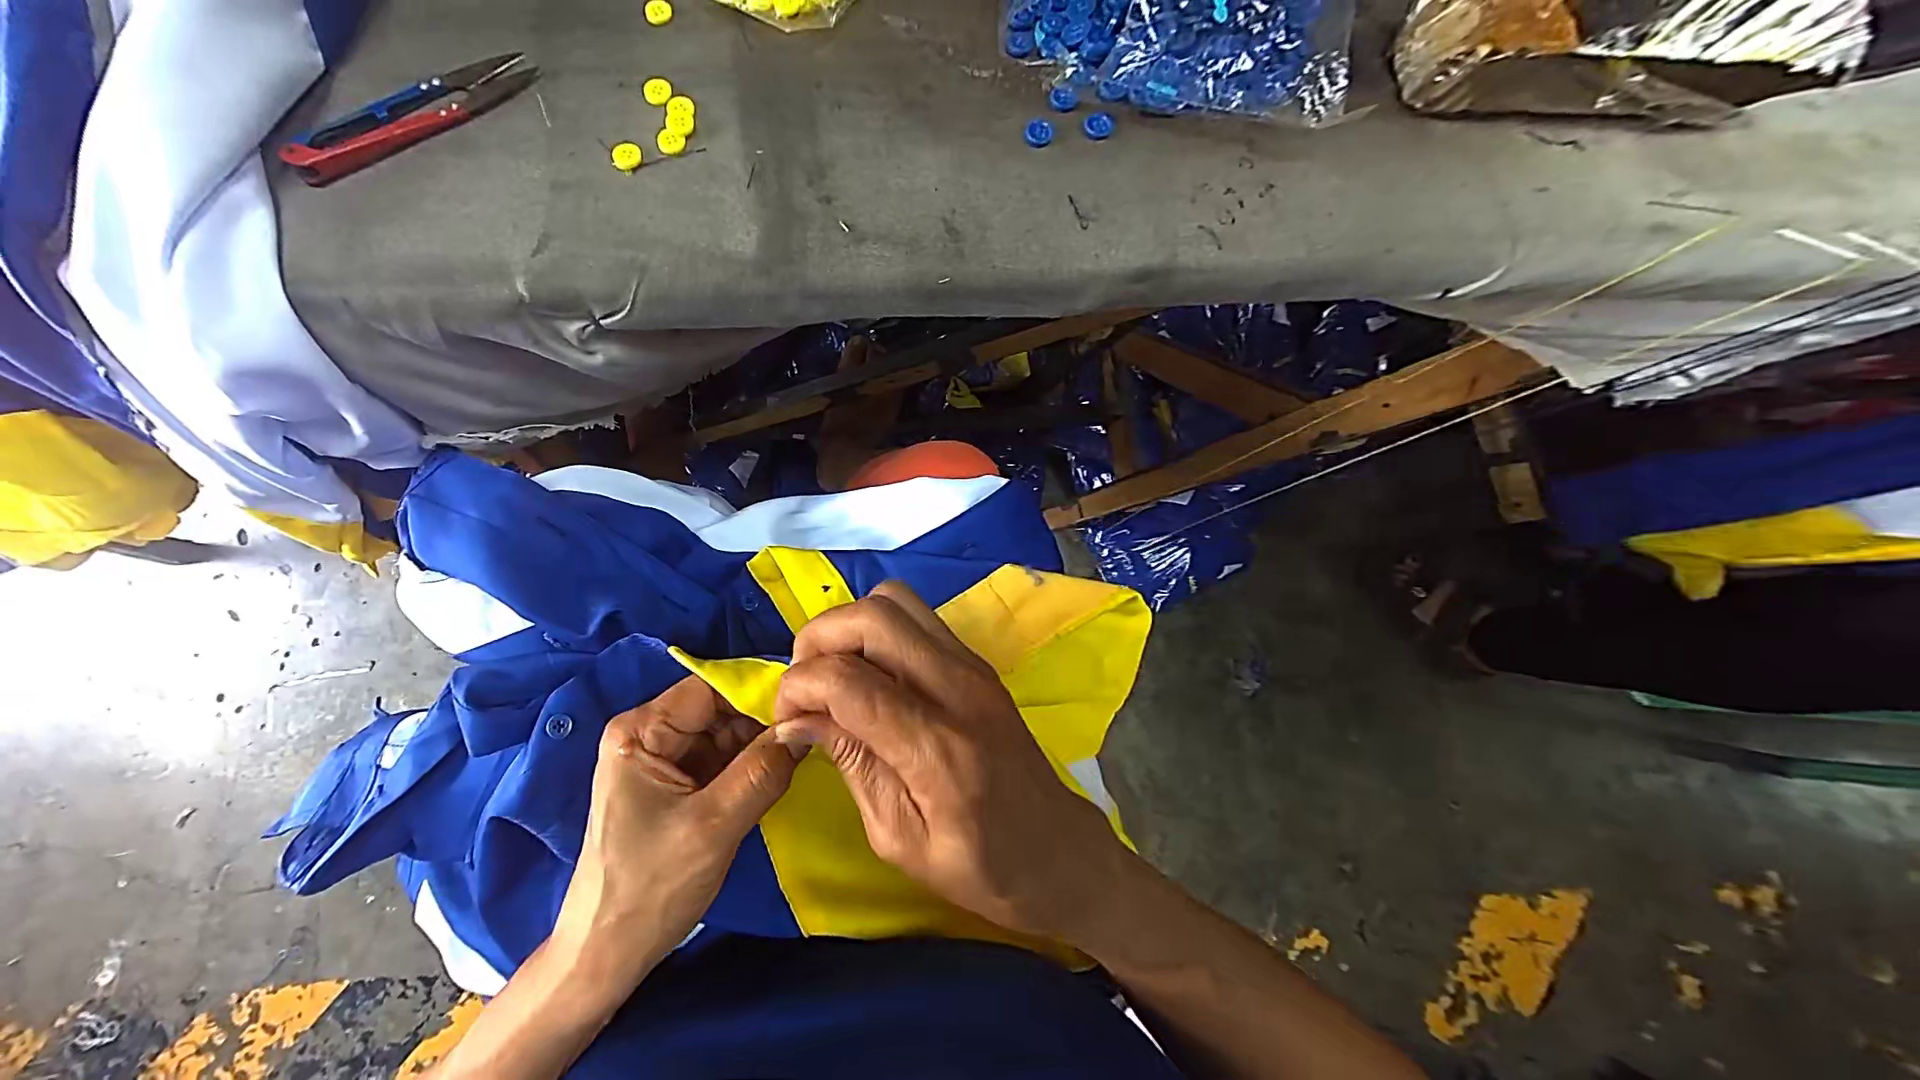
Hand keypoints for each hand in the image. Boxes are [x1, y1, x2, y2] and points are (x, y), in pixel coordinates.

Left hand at [549, 675, 802, 995]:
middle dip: (765, 720)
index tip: (809, 702)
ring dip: (764, 745)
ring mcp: (665, 762)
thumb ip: (763, 771)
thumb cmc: (650, 888)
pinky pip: (726, 761)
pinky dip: (754, 767)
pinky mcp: (679, 787)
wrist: (607, 956)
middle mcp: (650, 736)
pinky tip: (782, 773)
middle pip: (722, 709)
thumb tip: (808, 726)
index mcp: (641, 732)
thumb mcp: (714, 826)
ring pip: (729, 735)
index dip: (760, 691)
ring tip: (806, 751)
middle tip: (814, 732)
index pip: (712, 688)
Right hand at [773, 581, 1130, 938]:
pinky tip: (870, 674)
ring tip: (834, 675)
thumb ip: (851, 764)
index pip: (848, 681)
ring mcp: (973, 667)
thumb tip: (796, 720)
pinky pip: (916, 617)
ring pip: (895, 601)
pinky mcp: (977, 661)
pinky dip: (878, 630)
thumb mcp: (899, 838)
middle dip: (818, 639)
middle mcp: (959, 689)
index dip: (798, 689)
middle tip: (804, 686)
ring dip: (849, 627)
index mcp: (938, 748)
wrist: (1058, 849)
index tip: (786, 720)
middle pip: (872, 617)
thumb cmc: (981, 866)